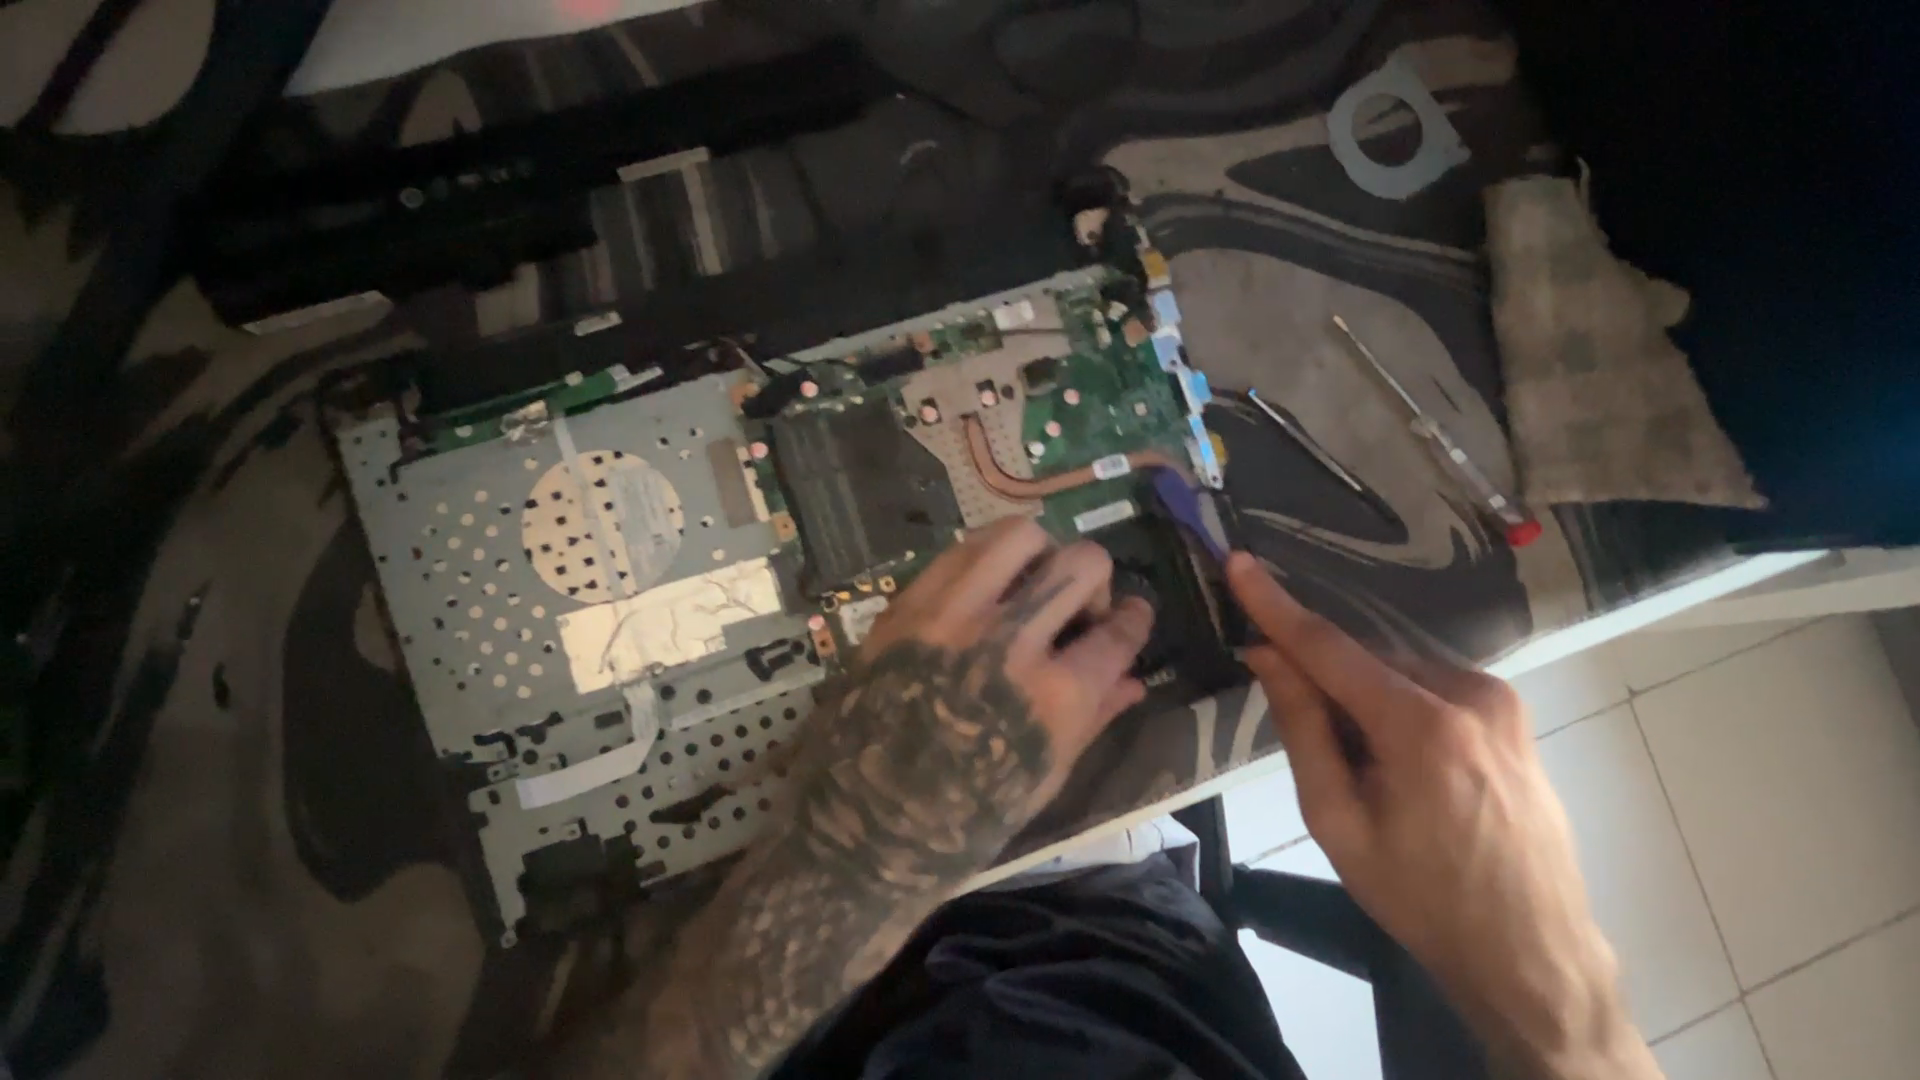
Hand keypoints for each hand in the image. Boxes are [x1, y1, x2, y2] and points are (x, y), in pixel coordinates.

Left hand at [857, 515, 1154, 801]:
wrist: (858, 822)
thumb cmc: (961, 820)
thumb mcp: (1041, 781)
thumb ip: (1093, 720)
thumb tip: (1135, 680)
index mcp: (1054, 700)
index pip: (1118, 633)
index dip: (1137, 618)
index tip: (1134, 614)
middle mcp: (1009, 643)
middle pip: (1081, 565)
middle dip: (1096, 582)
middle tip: (1078, 608)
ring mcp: (952, 616)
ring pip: (1020, 535)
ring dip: (1041, 554)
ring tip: (1032, 584)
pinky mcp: (907, 605)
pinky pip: (961, 549)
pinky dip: (987, 557)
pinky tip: (987, 585)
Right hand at [1226, 553, 1656, 1078]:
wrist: (1531, 954)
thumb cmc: (1420, 896)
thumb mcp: (1336, 819)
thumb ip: (1301, 726)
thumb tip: (1266, 655)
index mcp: (1422, 725)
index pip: (1327, 647)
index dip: (1274, 605)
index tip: (1237, 563)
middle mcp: (1470, 694)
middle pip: (1362, 659)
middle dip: (1318, 674)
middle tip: (1303, 729)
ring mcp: (1500, 700)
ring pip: (1394, 671)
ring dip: (1358, 694)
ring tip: (1364, 767)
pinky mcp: (1512, 713)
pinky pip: (1427, 685)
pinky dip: (1392, 703)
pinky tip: (1397, 759)